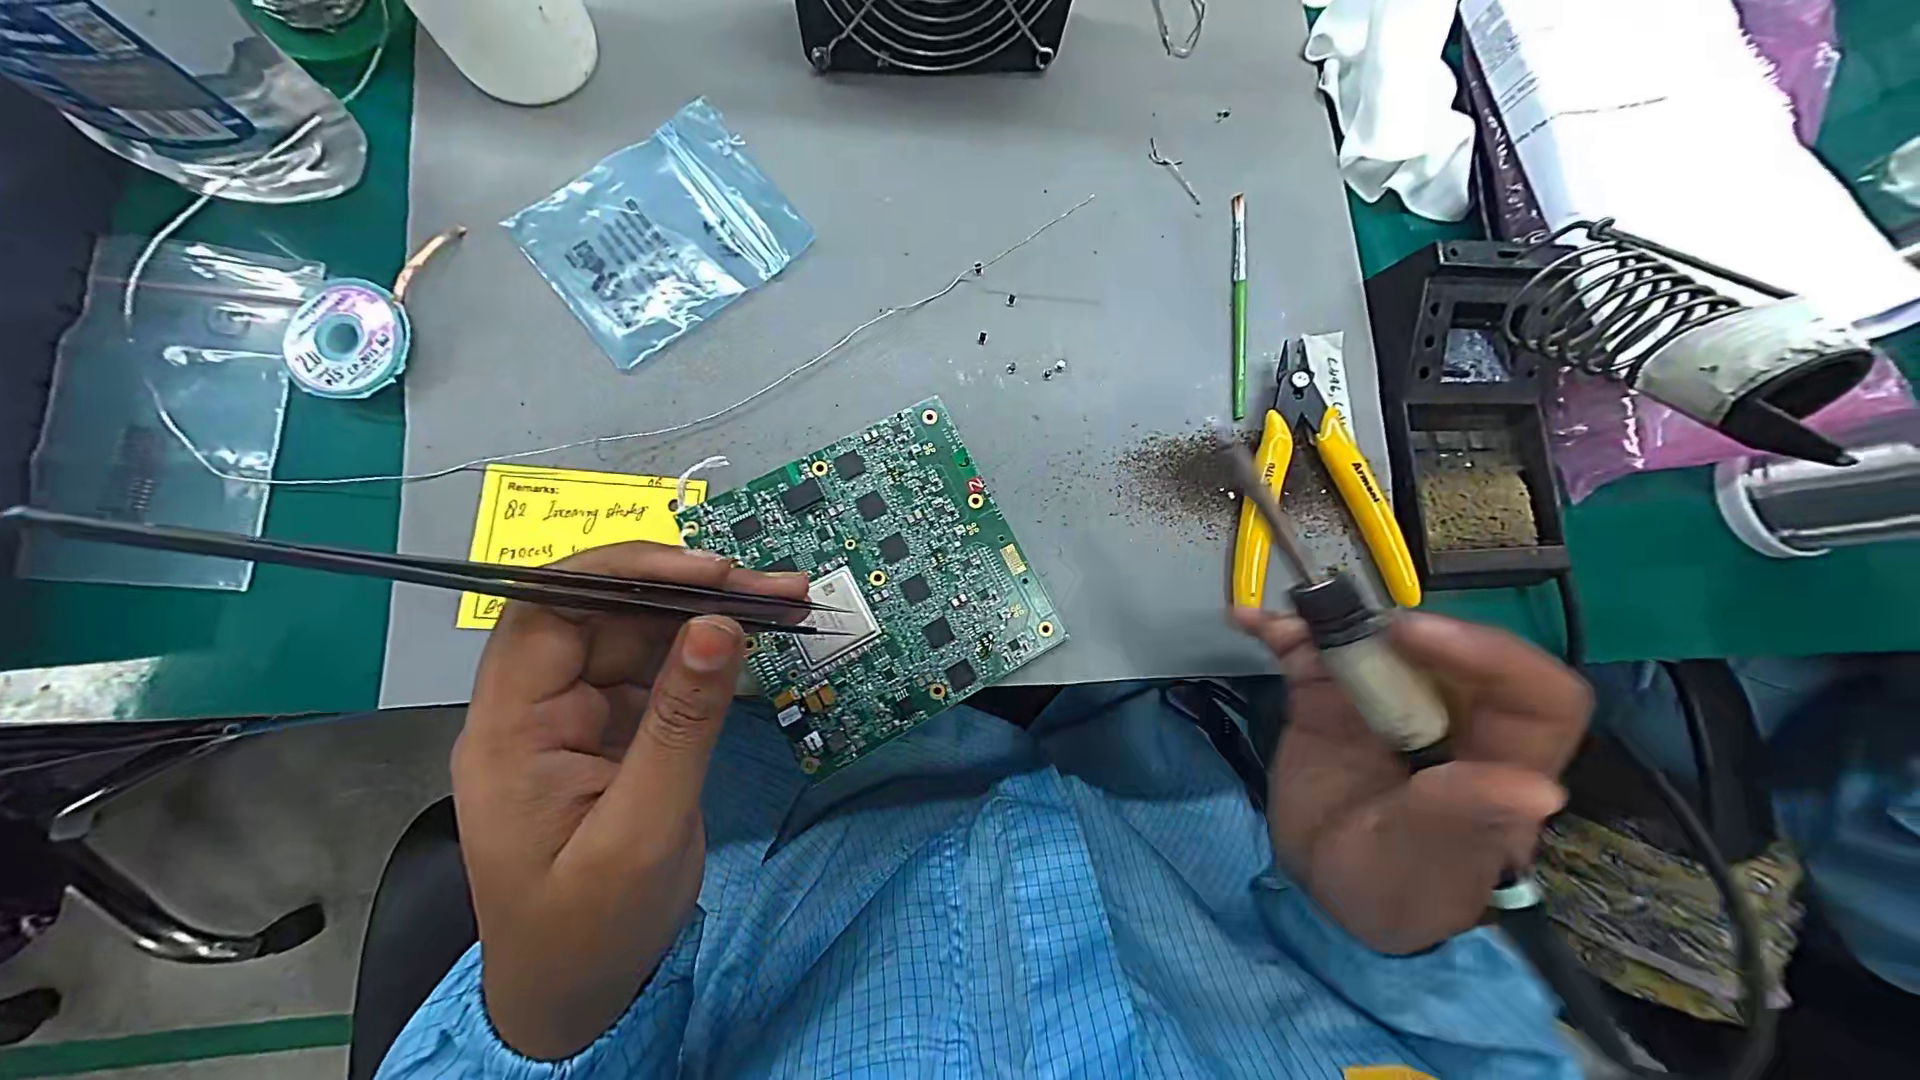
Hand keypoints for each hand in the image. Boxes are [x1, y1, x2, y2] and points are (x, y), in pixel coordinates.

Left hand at [452, 543, 807, 1059]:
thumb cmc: (592, 929)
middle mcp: (543, 705)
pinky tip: (759, 637)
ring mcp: (585, 713)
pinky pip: (667, 668)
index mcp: (512, 727)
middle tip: (774, 587)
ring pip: (644, 634)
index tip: (709, 572)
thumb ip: (682, 722)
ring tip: (784, 602)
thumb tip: (720, 625)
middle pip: (608, 614)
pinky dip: (715, 648)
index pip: (550, 610)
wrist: (584, 996)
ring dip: (713, 611)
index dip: (625, 573)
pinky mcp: (624, 726)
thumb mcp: (644, 828)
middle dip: (692, 588)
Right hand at [1233, 608, 1589, 953]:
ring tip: (1284, 624)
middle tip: (1339, 622)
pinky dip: (1280, 631)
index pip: (1533, 694)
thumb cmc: (1394, 891)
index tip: (1415, 639)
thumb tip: (1536, 788)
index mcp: (1497, 760)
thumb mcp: (1425, 868)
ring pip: (1370, 639)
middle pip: (1442, 651)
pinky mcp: (1325, 699)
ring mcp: (1380, 703)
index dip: (1490, 655)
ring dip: (1327, 619)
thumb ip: (1462, 822)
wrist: (1320, 889)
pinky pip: (1307, 654)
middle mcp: (1445, 718)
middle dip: (1395, 628)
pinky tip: (1248, 622)